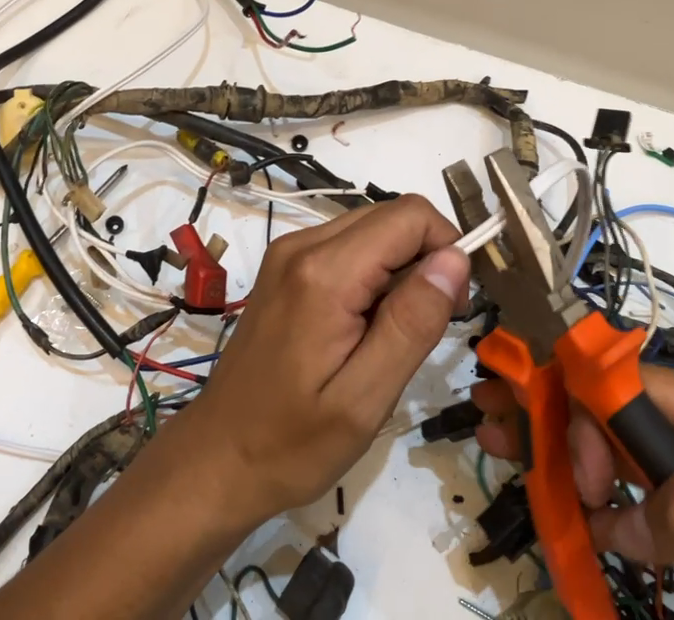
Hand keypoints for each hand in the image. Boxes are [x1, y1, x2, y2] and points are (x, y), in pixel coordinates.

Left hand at [168, 196, 470, 523]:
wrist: (219, 456)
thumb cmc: (292, 442)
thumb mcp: (365, 398)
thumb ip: (411, 322)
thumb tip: (454, 259)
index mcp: (323, 273)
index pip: (410, 216)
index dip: (447, 250)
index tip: (453, 308)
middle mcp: (301, 246)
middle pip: (390, 217)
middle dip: (426, 260)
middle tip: (425, 329)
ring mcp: (287, 255)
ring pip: (370, 230)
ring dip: (399, 270)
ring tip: (391, 337)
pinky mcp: (283, 270)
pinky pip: (345, 249)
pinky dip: (371, 277)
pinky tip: (364, 330)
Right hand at [475, 367, 673, 619]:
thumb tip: (624, 514)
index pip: (636, 386)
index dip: (581, 401)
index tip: (549, 447)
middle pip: (617, 410)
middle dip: (553, 412)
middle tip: (491, 427)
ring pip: (624, 454)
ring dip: (567, 454)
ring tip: (511, 455)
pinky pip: (648, 505)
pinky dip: (603, 508)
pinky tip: (578, 522)